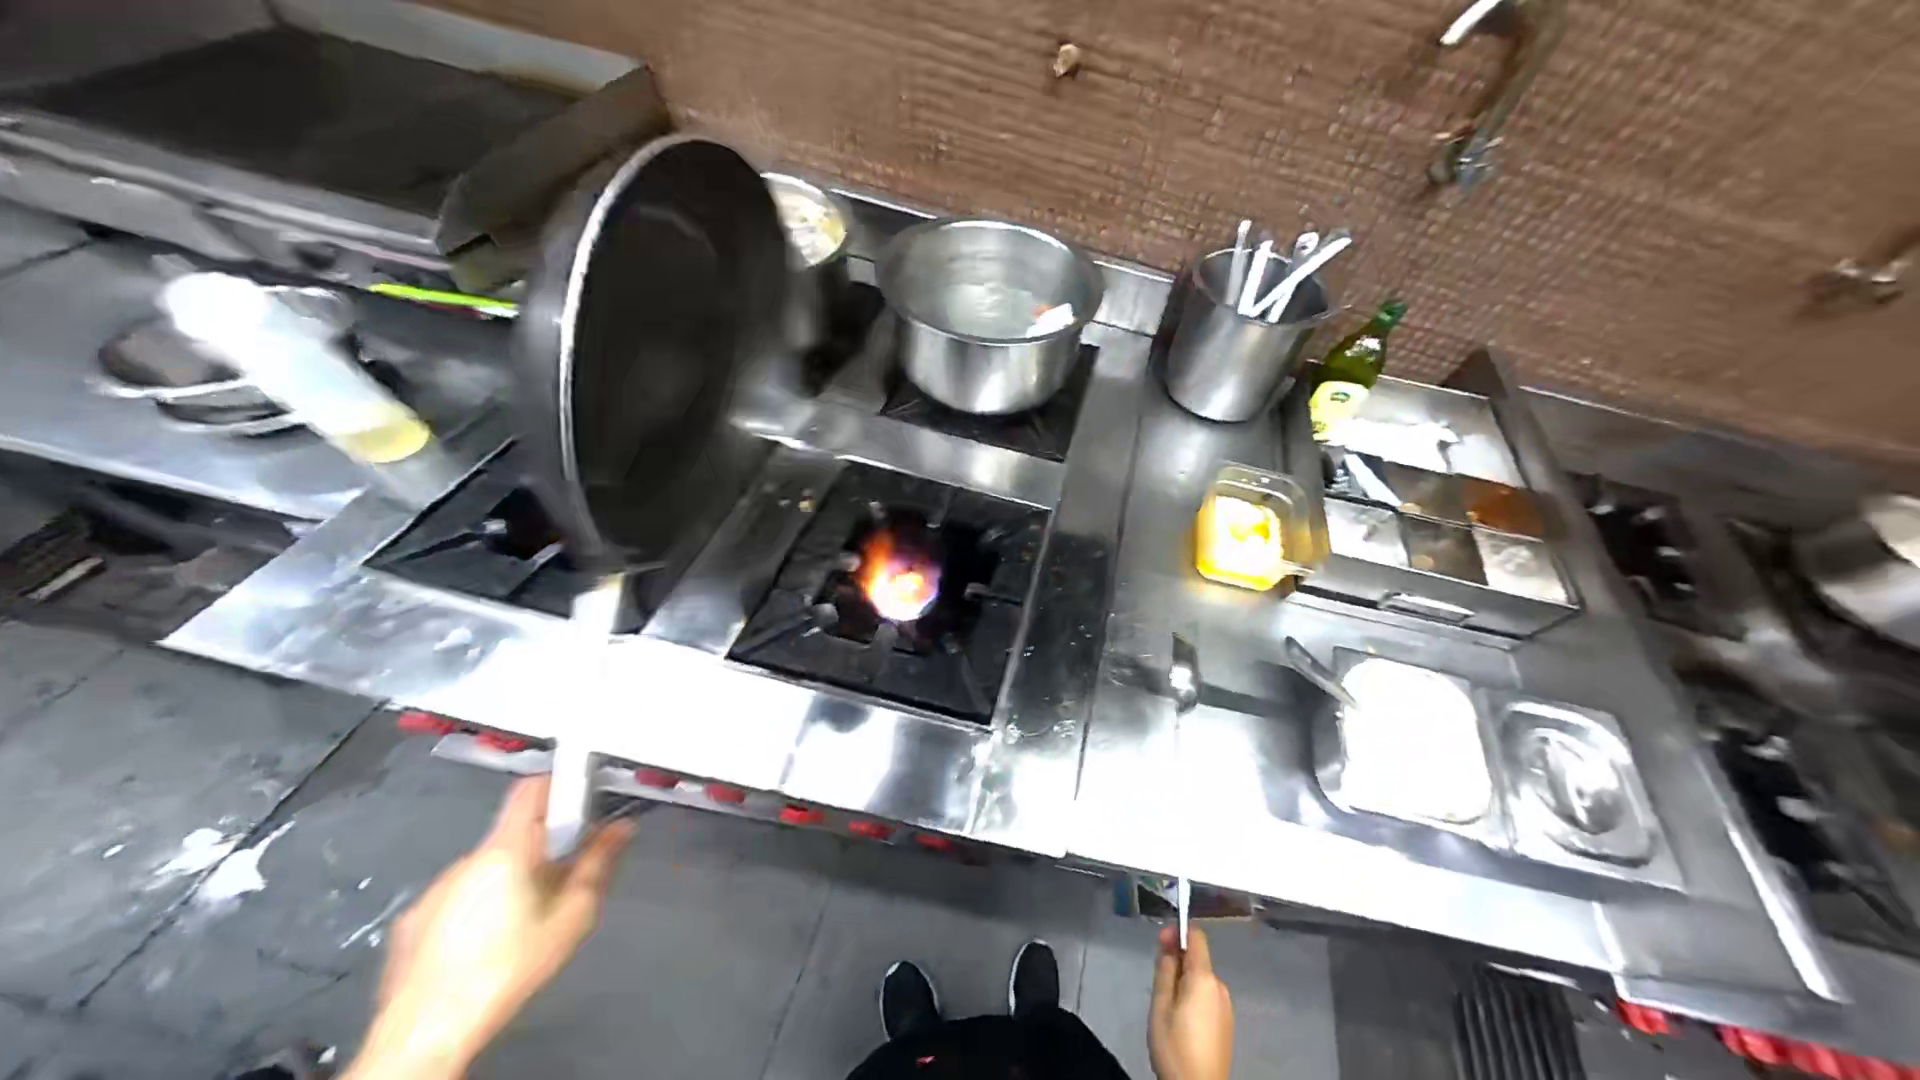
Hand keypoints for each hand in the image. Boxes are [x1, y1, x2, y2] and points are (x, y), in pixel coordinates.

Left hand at [343, 775, 634, 1079]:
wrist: (426, 1033)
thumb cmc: (511, 966)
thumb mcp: (572, 915)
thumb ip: (598, 864)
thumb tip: (621, 827)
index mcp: (507, 850)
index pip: (531, 790)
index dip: (557, 785)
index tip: (580, 800)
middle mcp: (467, 859)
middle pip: (513, 834)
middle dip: (541, 847)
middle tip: (562, 878)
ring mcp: (435, 890)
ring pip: (485, 868)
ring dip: (508, 878)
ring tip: (523, 921)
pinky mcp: (414, 921)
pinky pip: (456, 898)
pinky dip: (476, 907)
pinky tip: (484, 945)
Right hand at [1149, 925, 1233, 1079]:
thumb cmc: (1174, 1047)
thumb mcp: (1161, 1004)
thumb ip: (1166, 968)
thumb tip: (1169, 937)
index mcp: (1205, 979)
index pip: (1197, 936)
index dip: (1178, 932)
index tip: (1161, 944)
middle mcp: (1221, 987)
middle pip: (1198, 959)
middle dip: (1177, 962)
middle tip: (1158, 983)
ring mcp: (1226, 1006)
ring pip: (1201, 979)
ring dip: (1184, 981)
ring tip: (1167, 1006)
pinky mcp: (1226, 1023)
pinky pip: (1207, 996)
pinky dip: (1193, 997)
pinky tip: (1182, 1020)